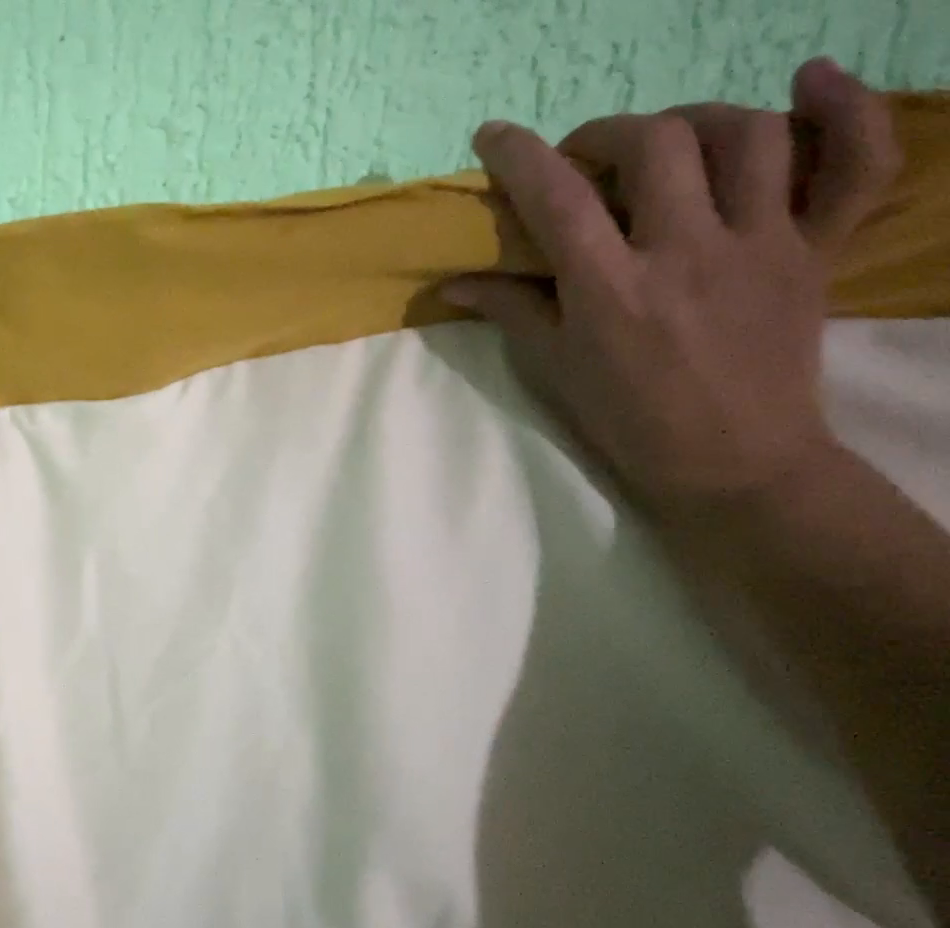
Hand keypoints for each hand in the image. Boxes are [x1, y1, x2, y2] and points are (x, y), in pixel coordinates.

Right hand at [444, 58, 900, 512]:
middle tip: (585, 157)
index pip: (559, 199)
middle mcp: (688, 251)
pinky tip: (810, 82)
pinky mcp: (816, 250)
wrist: (735, 462)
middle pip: (656, 143)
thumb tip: (455, 282)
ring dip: (697, 119)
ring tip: (668, 138)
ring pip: (747, 135)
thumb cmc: (628, 420)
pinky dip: (845, 110)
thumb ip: (511, 311)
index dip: (521, 155)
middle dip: (607, 133)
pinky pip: (856, 164)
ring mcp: (763, 244)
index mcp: (612, 289)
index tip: (496, 135)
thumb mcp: (556, 368)